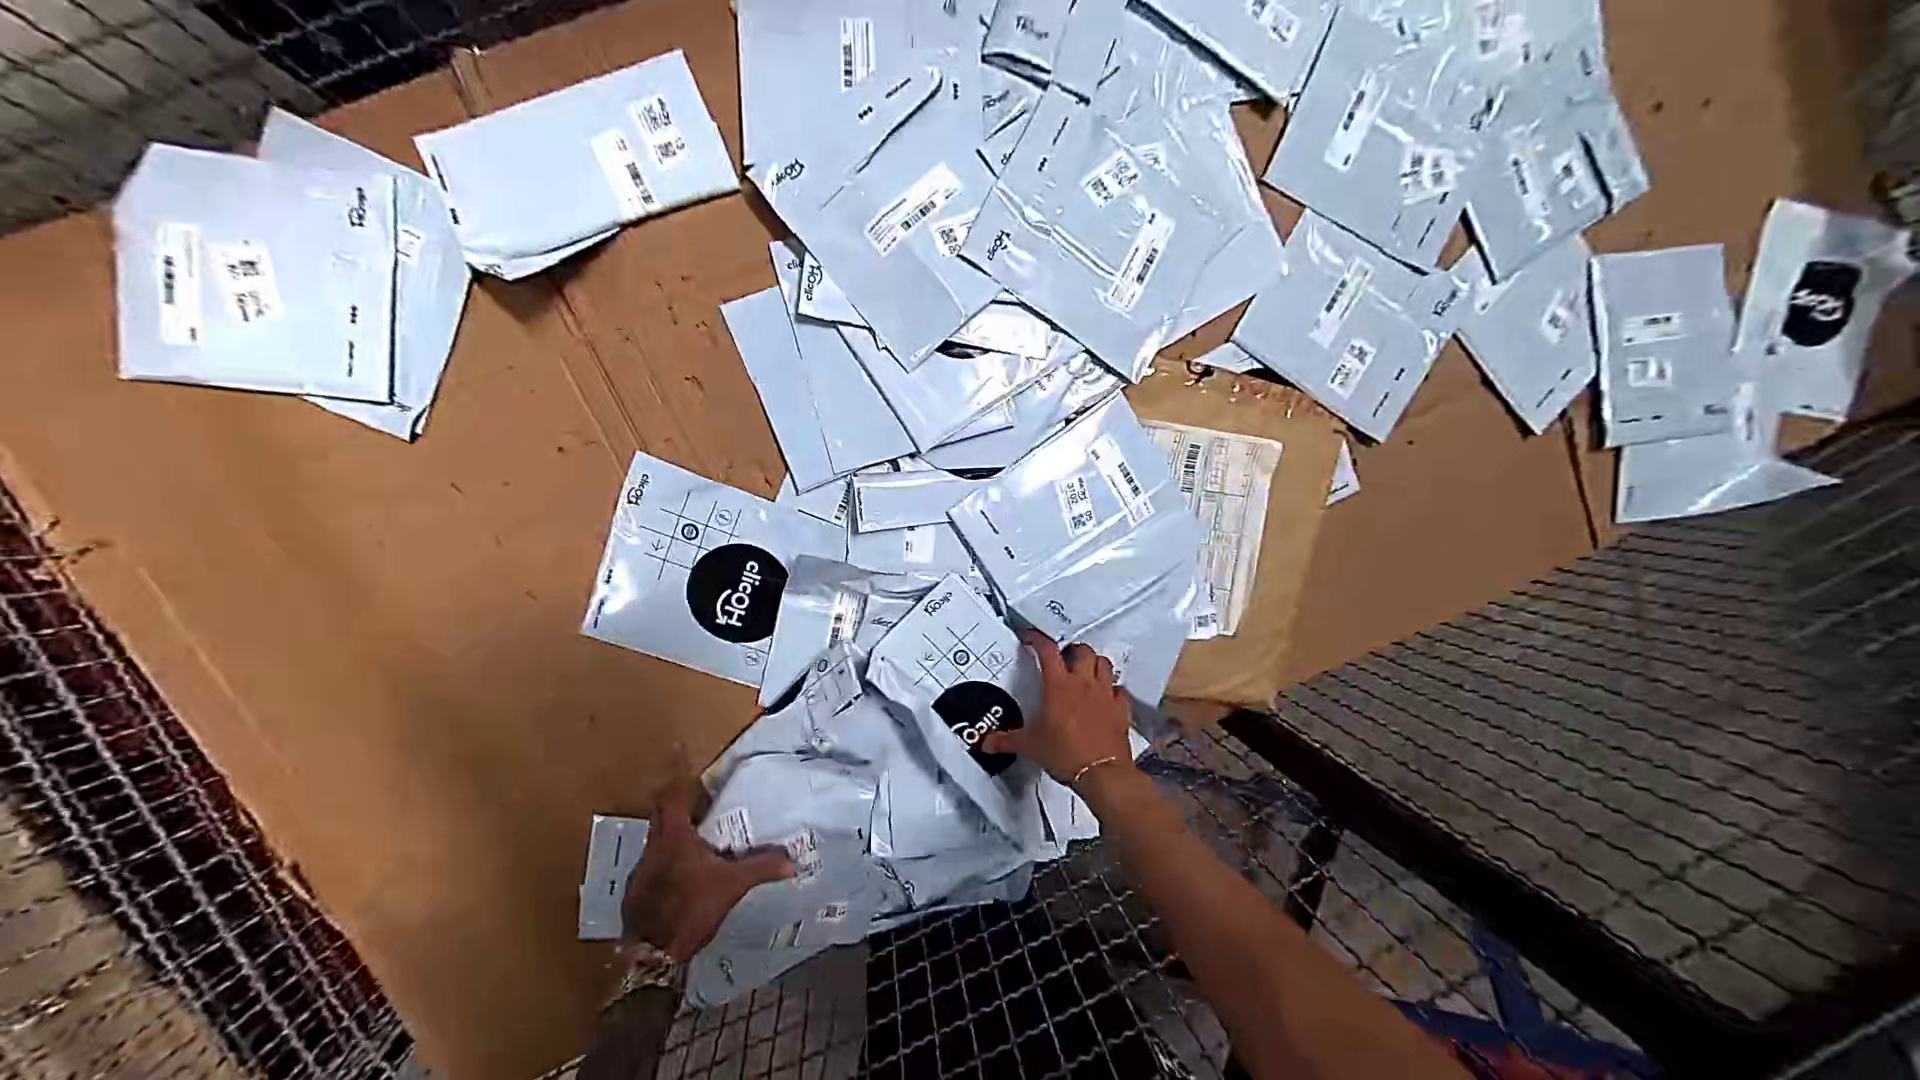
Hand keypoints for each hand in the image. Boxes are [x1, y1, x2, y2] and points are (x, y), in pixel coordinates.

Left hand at [620, 774, 795, 961]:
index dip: (676, 769)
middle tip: (692, 792)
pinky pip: (652, 863)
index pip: (673, 794)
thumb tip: (793, 860)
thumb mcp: (731, 886)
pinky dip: (665, 858)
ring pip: (655, 839)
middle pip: (660, 812)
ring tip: (692, 834)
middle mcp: (652, 847)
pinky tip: (680, 873)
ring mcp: (640, 870)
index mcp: (674, 837)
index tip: (676, 746)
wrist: (652, 956)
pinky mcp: (635, 892)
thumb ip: (761, 868)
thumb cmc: (690, 908)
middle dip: (674, 799)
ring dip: (671, 831)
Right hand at [982, 629, 1134, 785]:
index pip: (1047, 650)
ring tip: (1086, 670)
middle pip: (1081, 650)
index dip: (1038, 639)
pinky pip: (1120, 690)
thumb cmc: (1066, 754)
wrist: (1101, 773)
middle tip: (1064, 657)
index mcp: (1058, 686)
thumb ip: (1006, 740)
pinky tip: (1107, 696)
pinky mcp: (1120, 709)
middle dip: (1072, 650)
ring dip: (1094, 662)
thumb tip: (989, 742)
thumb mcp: (1030, 745)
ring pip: (1104, 663)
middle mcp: (1083, 684)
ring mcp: (1104, 694)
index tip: (1032, 638)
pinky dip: (1113, 689)